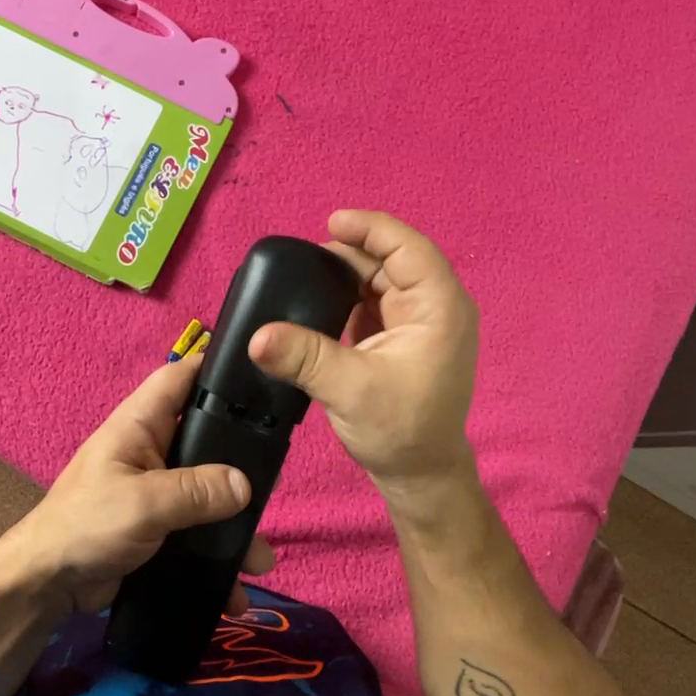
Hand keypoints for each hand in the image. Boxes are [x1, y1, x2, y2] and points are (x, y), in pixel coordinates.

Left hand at [0, 355, 276, 616]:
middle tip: (280, 482)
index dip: (215, 367)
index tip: (261, 370)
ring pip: (208, 496)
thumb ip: (196, 491)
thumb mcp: (143, 504)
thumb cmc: (86, 525)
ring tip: (261, 560)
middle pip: (207, 440)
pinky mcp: (158, 529)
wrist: (48, 585)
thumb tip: (246, 485)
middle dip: (242, 463)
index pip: (179, 378)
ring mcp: (155, 492)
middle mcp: (151, 452)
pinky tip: (235, 591)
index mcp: (139, 426)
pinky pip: (197, 535)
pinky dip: (215, 559)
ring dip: (234, 528)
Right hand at [249, 210, 480, 511]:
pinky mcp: (398, 337)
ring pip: (378, 280)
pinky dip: (343, 297)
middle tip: (300, 259)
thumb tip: (256, 336)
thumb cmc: (400, 430)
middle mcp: (433, 307)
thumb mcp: (350, 390)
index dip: (370, 229)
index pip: (407, 249)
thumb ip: (304, 358)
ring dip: (343, 275)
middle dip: (348, 253)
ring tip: (301, 277)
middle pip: (390, 261)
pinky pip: (370, 301)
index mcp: (438, 308)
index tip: (331, 222)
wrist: (418, 473)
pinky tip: (314, 301)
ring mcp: (416, 322)